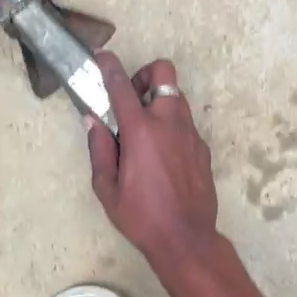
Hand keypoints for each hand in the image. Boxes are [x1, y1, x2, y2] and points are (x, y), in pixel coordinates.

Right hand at [85, 53, 219, 267]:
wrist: (187, 239)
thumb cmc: (141, 216)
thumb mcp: (107, 188)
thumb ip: (99, 148)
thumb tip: (93, 120)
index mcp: (140, 130)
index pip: (121, 84)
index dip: (109, 65)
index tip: (101, 57)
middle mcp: (169, 122)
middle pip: (163, 72)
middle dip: (145, 75)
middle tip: (131, 99)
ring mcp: (190, 133)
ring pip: (176, 97)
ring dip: (157, 102)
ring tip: (143, 132)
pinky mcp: (202, 148)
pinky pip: (185, 123)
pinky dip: (170, 127)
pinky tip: (161, 156)